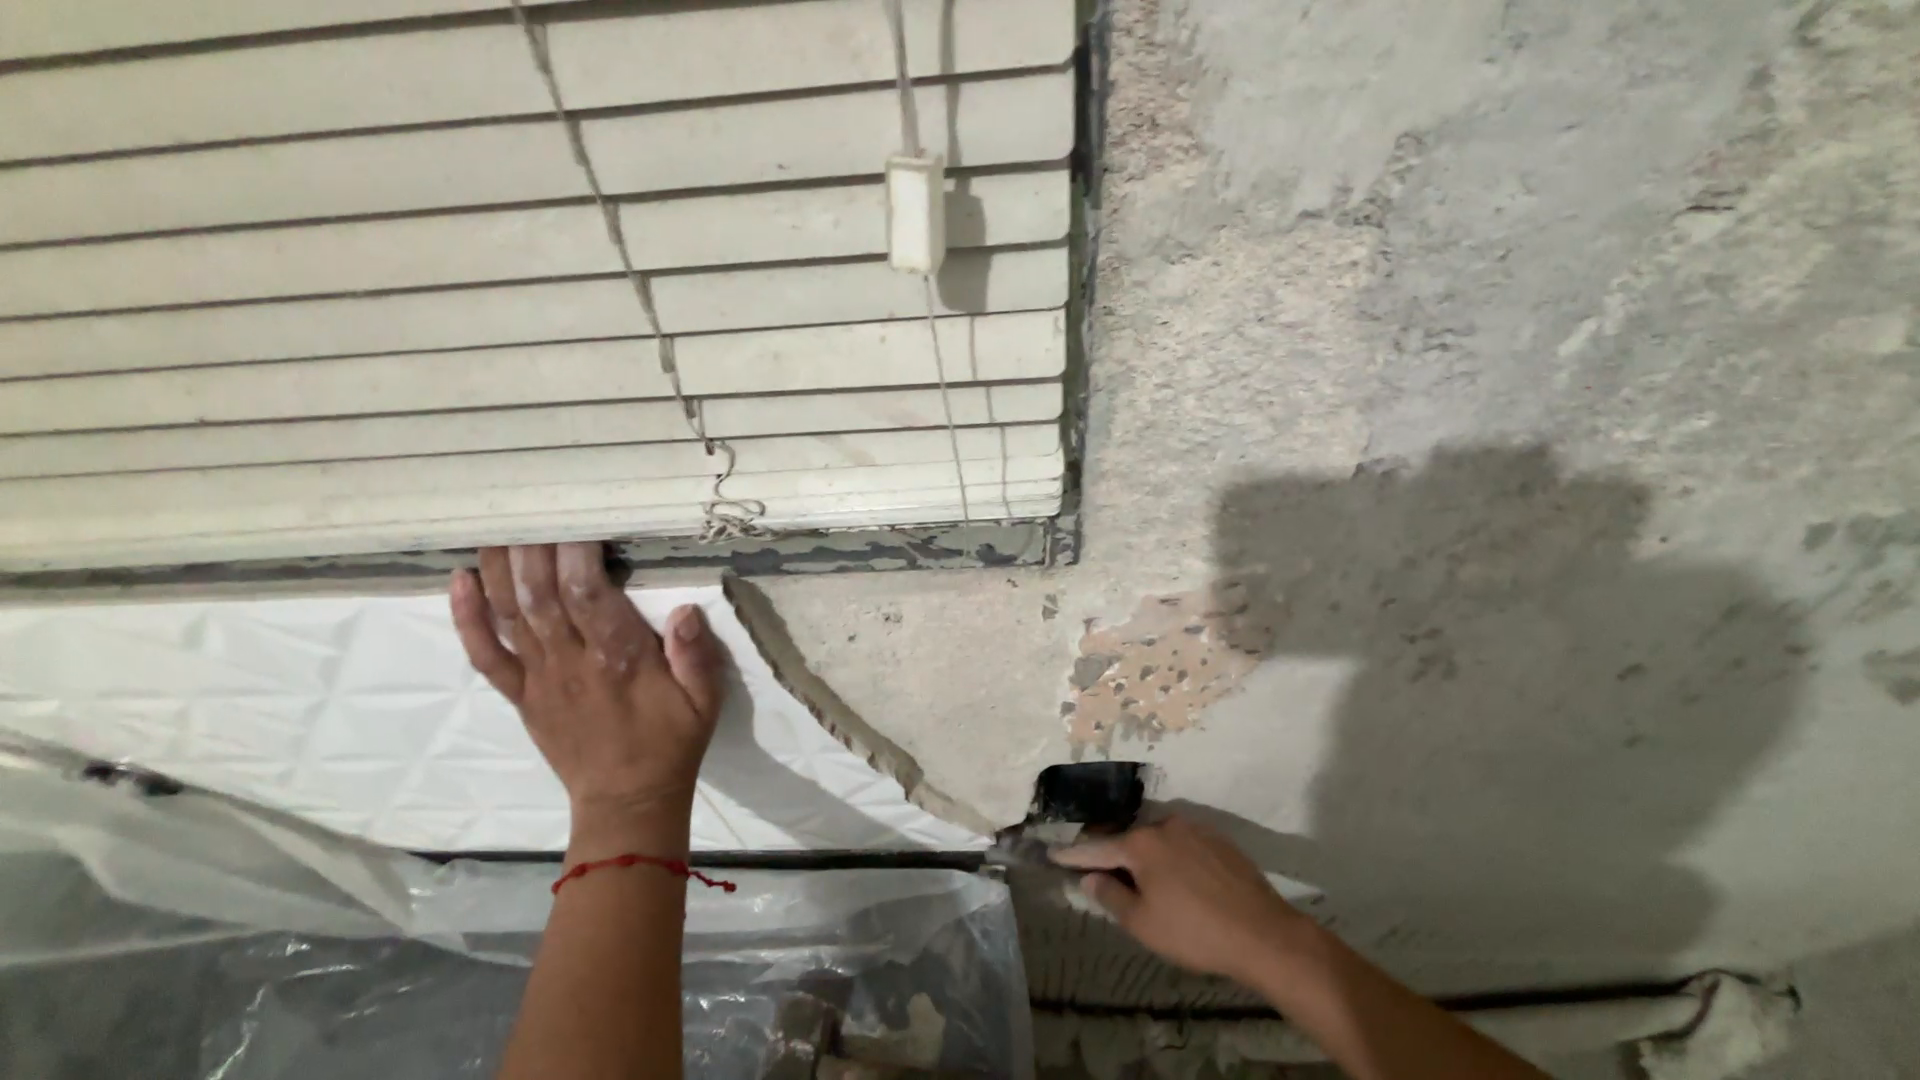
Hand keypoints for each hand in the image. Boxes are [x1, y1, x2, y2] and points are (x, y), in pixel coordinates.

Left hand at [449, 543, 726, 857]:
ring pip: (510, 614)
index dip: (576, 552)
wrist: (626, 801)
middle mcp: (571, 663)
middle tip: (531, 504)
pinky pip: (486, 655)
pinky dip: (466, 618)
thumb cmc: (671, 744)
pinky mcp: (521, 695)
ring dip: (499, 567)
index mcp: (619, 661)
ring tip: (495, 523)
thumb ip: (695, 657)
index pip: (588, 594)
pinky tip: (459, 580)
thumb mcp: (704, 703)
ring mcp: (539, 679)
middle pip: (540, 594)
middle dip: (533, 546)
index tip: (577, 516)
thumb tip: (685, 610)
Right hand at [1052, 816, 1310, 984]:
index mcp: (1141, 844)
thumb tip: (1090, 876)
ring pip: (1158, 842)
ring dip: (1146, 859)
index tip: (1052, 854)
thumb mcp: (1143, 923)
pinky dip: (1172, 859)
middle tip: (1100, 875)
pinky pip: (1183, 846)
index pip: (1097, 849)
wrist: (1264, 934)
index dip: (1073, 856)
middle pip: (1128, 841)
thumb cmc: (1194, 932)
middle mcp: (1165, 826)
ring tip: (1142, 882)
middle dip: (1113, 857)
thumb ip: (1111, 895)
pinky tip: (1178, 881)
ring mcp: (1196, 830)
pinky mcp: (1220, 841)